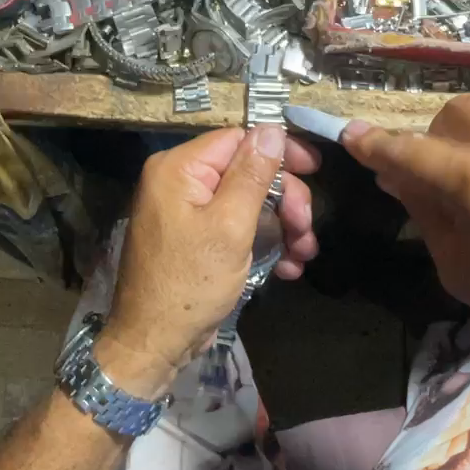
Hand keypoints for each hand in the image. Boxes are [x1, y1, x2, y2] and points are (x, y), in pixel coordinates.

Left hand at [98, 126, 319, 396]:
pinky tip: (287, 266)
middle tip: (307, 229)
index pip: (238, 139)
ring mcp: (185, 212)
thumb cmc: (190, 283)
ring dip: (281, 226)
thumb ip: (252, 175)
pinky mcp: (195, 239)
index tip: (315, 171)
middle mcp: (178, 182)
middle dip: (284, 200)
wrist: (154, 341)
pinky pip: (234, 227)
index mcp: (179, 168)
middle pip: (245, 171)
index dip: (280, 152)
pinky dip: (262, 243)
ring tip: (304, 254)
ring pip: (246, 202)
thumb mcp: (229, 226)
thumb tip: (272, 128)